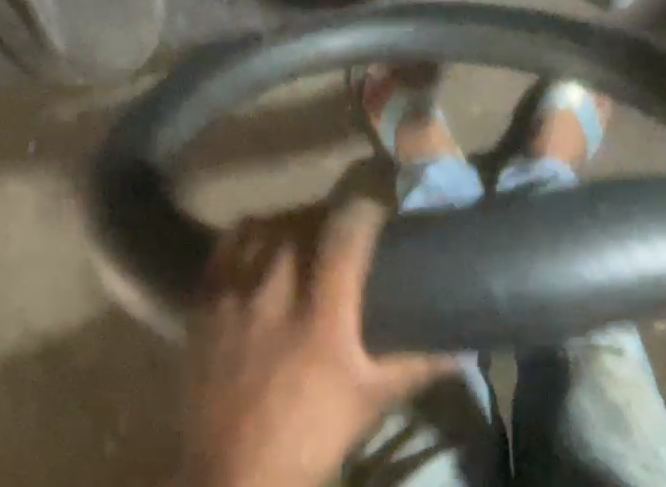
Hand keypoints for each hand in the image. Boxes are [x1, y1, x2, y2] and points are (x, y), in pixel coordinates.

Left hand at [183, 199, 454, 486]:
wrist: (234, 472)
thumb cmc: (310, 436)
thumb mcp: (369, 401)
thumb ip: (414, 366)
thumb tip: (461, 349)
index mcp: (321, 317)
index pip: (344, 238)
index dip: (363, 211)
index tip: (376, 205)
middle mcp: (275, 293)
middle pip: (300, 225)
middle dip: (323, 214)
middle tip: (340, 221)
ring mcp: (234, 296)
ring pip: (260, 230)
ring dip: (285, 221)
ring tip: (299, 228)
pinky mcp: (203, 305)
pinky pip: (223, 249)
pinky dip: (245, 237)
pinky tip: (257, 244)